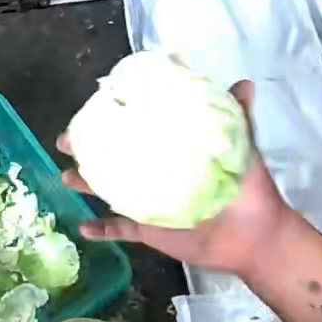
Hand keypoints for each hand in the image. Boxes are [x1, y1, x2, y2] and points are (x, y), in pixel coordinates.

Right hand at [59, 81, 318, 279]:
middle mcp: (155, 174)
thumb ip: (239, 119)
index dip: (111, 122)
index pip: (137, 132)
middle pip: (113, 159)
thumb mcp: (241, 149)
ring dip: (86, 184)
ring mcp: (148, 204)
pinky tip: (83, 227)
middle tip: (65, 142)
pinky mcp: (149, 232)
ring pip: (108, 191)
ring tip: (67, 178)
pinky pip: (119, 231)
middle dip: (86, 150)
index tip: (89, 113)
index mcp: (172, 153)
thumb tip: (244, 83)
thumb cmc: (249, 191)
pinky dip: (101, 230)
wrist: (256, 238)